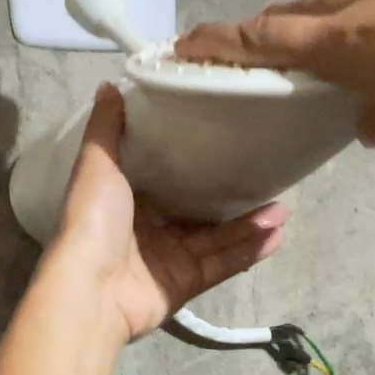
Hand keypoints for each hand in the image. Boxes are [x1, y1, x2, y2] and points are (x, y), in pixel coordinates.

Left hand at [49, 83, 289, 341]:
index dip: (196, 165)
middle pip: (199, 211)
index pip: (167, 180)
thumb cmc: (93, 222)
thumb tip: (108, 85)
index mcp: (127, 201)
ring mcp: (168, 260)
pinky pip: (222, 265)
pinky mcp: (184, 284)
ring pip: (217, 239)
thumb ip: (107, 129)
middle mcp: (148, 231)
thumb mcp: (97, 165)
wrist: (90, 289)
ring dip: (250, 225)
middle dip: (234, 198)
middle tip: (270, 177)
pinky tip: (277, 235)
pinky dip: (249, 252)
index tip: (228, 143)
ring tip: (284, 208)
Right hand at [175, 0, 374, 158]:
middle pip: (306, 10)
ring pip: (359, 0)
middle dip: (280, 33)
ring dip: (343, 28)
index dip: (221, 44)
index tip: (187, 47)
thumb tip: (370, 114)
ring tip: (358, 62)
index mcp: (350, 43)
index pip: (264, 38)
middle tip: (269, 60)